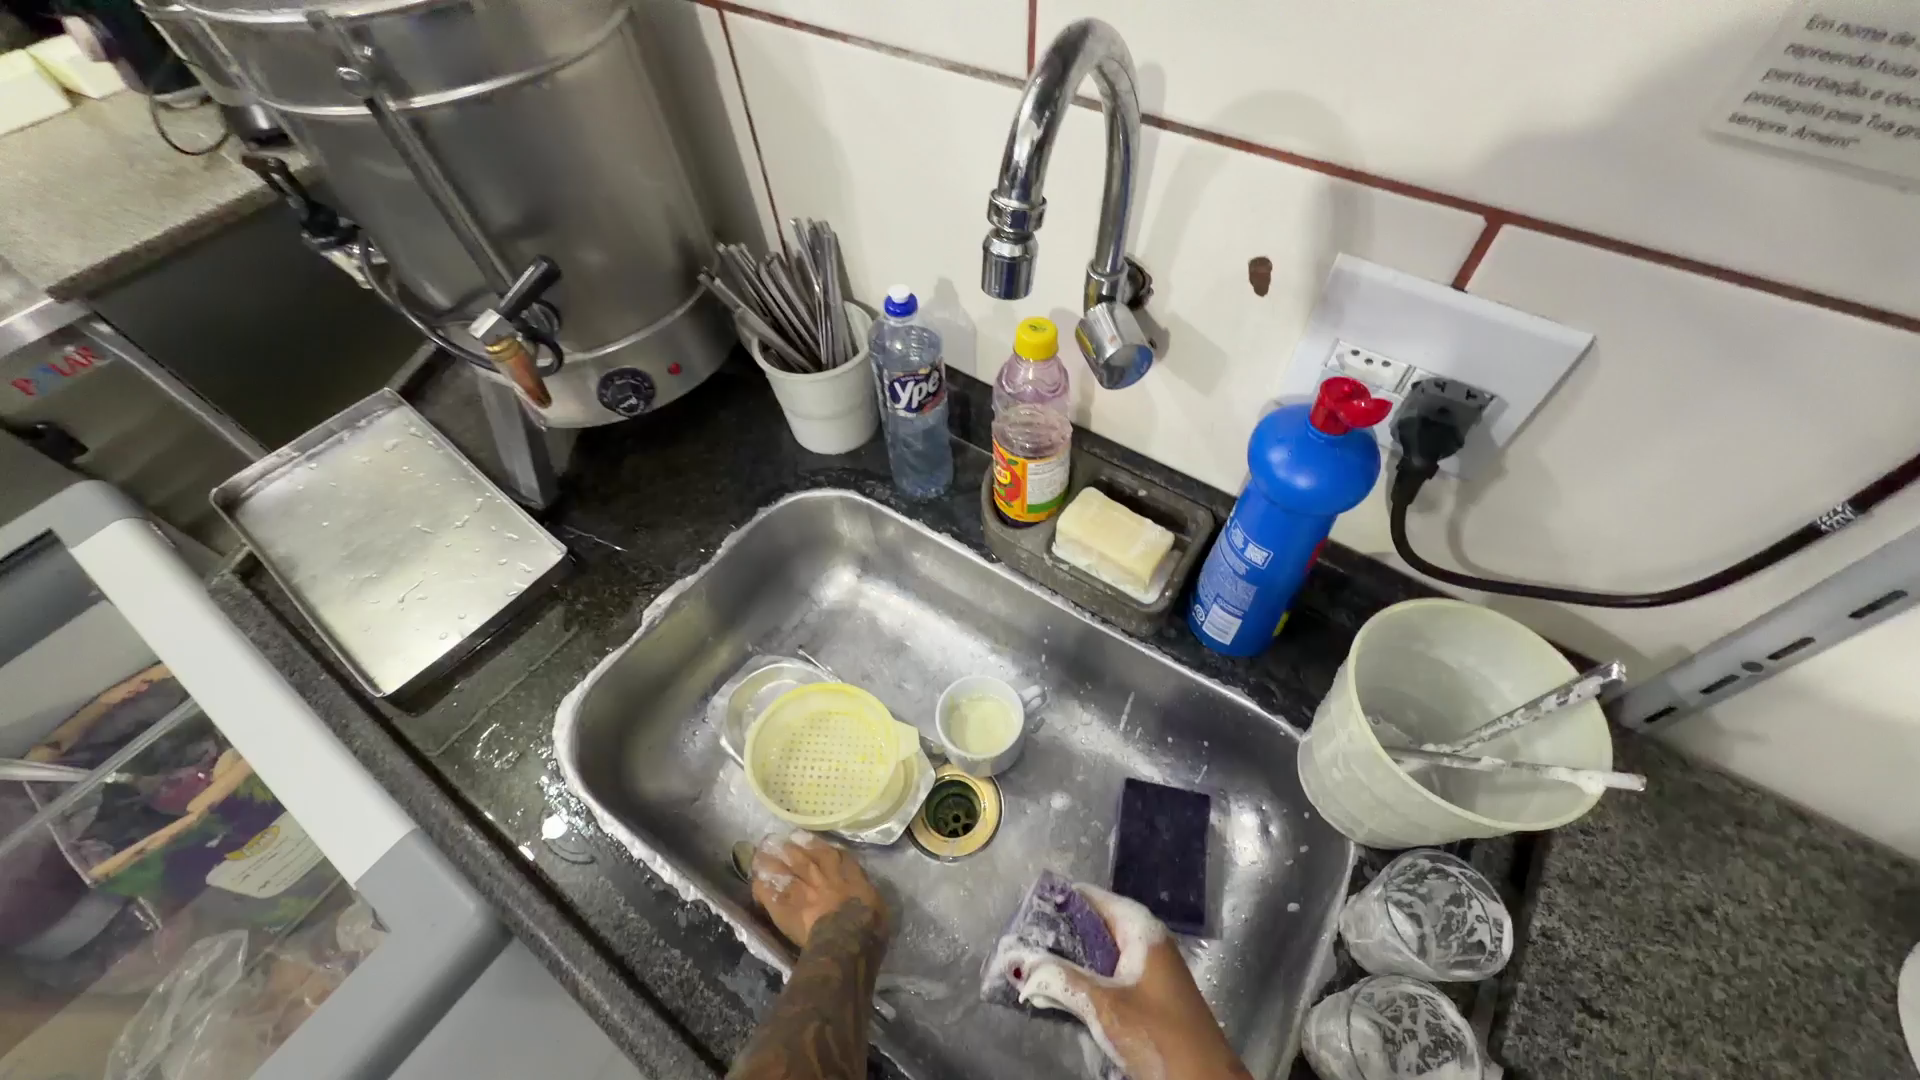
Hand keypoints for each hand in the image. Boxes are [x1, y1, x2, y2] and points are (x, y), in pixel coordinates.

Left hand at [749, 831, 889, 948]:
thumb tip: (860, 888)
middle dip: (787, 847)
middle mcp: (821, 873)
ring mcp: (801, 887)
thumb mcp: (874, 898)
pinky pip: (769, 892)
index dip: (814, 844)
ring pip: (781, 869)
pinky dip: (762, 886)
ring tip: (760, 855)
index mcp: (845, 870)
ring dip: (770, 862)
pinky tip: (756, 882)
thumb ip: (862, 887)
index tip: (804, 838)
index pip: (828, 851)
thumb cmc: (867, 921)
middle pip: (800, 855)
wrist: (845, 937)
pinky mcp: (785, 905)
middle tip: (773, 840)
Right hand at [1006, 885, 1249, 1079]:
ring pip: (1099, 951)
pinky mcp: (1147, 993)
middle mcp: (1145, 939)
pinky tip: (1060, 986)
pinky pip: (1108, 972)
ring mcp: (1148, 967)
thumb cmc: (1159, 1034)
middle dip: (1060, 932)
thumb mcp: (1105, 1005)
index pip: (1093, 898)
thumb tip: (1019, 962)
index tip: (1027, 908)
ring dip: (1069, 957)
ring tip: (1032, 961)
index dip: (1061, 900)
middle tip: (1022, 939)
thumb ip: (1061, 979)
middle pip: (1094, 923)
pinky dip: (1084, 975)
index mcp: (1141, 928)